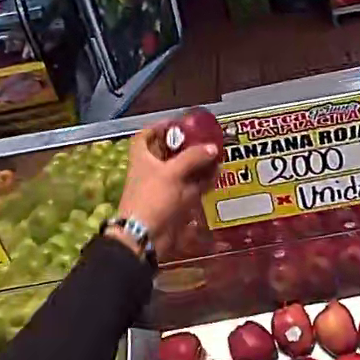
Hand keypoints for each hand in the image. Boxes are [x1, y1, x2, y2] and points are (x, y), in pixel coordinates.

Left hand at [113, 123, 220, 256]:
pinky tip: (217, 173)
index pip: (147, 135)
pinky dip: (203, 180)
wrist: (145, 236)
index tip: (179, 123)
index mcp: (142, 157)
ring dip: (199, 162)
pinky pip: (192, 186)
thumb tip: (212, 147)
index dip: (161, 126)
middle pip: (169, 151)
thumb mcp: (172, 172)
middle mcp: (152, 169)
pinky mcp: (175, 202)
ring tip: (217, 153)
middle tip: (206, 137)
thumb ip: (193, 157)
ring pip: (184, 169)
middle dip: (188, 145)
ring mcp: (164, 186)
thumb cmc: (152, 198)